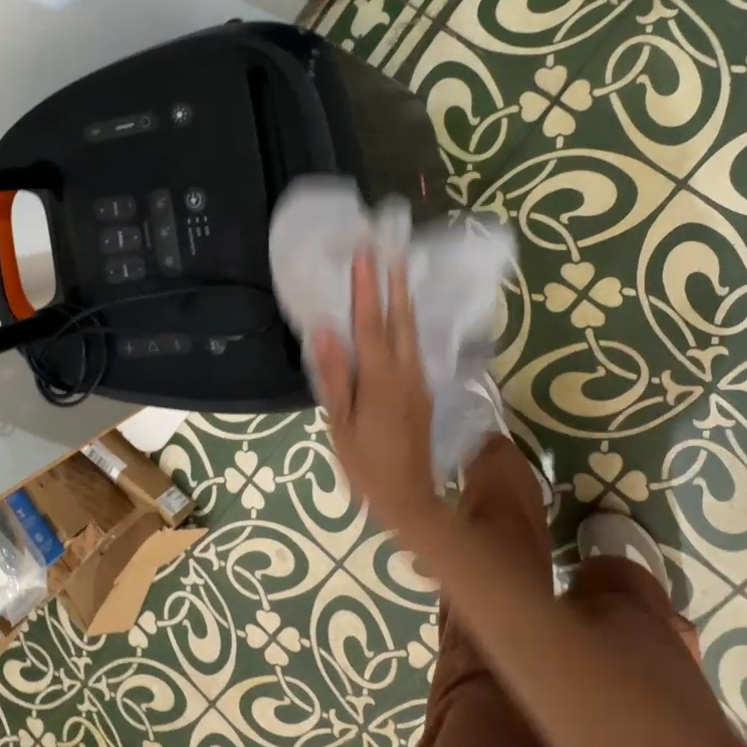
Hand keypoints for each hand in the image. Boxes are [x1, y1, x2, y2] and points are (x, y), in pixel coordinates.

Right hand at [310, 249, 447, 535]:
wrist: (410, 500)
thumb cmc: (366, 465)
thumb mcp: (340, 424)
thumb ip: (334, 376)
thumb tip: (324, 329)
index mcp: (380, 378)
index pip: (371, 322)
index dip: (367, 285)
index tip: (365, 252)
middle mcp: (404, 372)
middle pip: (400, 317)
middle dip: (395, 280)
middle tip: (392, 246)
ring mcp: (418, 380)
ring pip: (411, 330)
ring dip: (404, 296)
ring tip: (399, 268)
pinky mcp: (422, 390)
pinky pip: (414, 345)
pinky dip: (407, 321)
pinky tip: (402, 315)